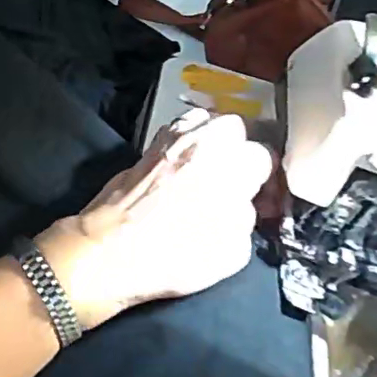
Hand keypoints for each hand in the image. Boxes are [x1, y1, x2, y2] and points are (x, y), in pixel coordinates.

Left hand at [36, 109, 272, 329]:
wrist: (108, 250)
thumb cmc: (173, 255)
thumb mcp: (233, 249)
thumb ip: (247, 215)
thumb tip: (244, 201)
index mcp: (226, 162)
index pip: (265, 154)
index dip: (269, 179)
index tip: (265, 198)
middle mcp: (196, 140)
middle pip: (233, 127)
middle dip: (242, 148)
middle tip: (240, 178)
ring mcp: (166, 139)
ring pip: (201, 122)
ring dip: (212, 140)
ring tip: (214, 170)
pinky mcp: (143, 149)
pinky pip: (174, 134)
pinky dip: (186, 144)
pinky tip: (186, 170)